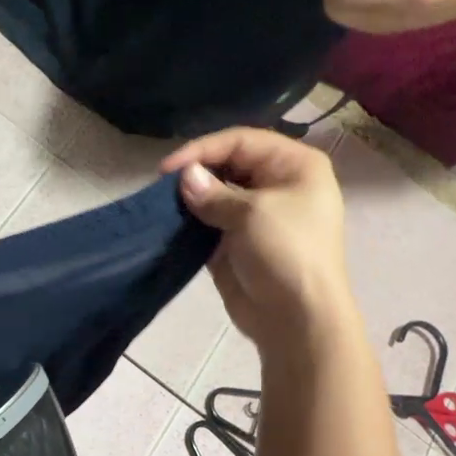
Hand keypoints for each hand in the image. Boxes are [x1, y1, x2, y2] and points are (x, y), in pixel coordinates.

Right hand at [160, 128, 354, 353]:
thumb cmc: (286, 252)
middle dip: (196, 173)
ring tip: (161, 206)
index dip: (203, 149)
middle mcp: (276, 185)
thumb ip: (214, 193)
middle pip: (229, 165)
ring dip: (189, 199)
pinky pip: (207, 224)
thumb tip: (184, 177)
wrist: (294, 313)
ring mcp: (254, 216)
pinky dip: (188, 223)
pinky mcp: (234, 243)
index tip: (166, 169)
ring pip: (215, 195)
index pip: (242, 142)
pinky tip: (169, 225)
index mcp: (293, 166)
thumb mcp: (253, 213)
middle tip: (161, 189)